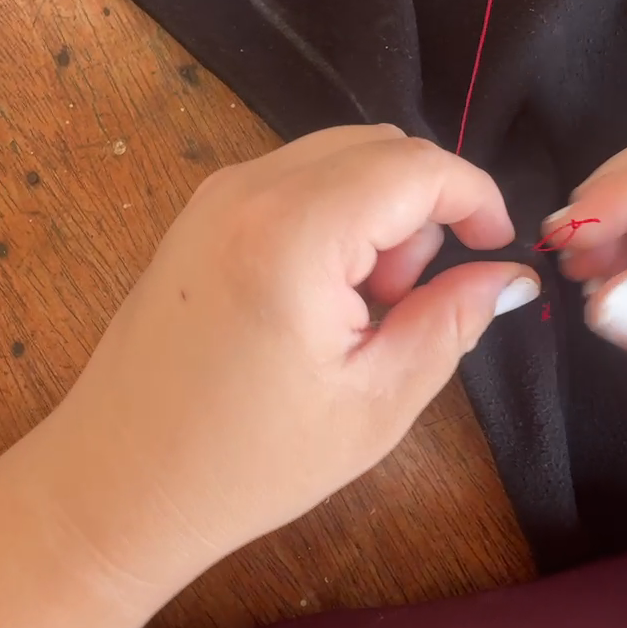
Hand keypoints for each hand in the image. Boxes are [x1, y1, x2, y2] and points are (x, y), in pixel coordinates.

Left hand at [29, 124, 539, 599]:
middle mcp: (250, 186)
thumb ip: (452, 320)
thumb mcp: (374, 402)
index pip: (416, 165)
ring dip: (377, 210)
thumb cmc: (247, 460)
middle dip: (422, 205)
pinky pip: (296, 177)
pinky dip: (334, 212)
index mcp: (295, 230)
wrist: (114, 481)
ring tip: (361, 304)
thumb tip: (512, 276)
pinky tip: (319, 289)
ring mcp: (217, 190)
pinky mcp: (202, 209)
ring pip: (338, 157)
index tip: (498, 245)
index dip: (474, 195)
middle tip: (408, 296)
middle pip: (378, 147)